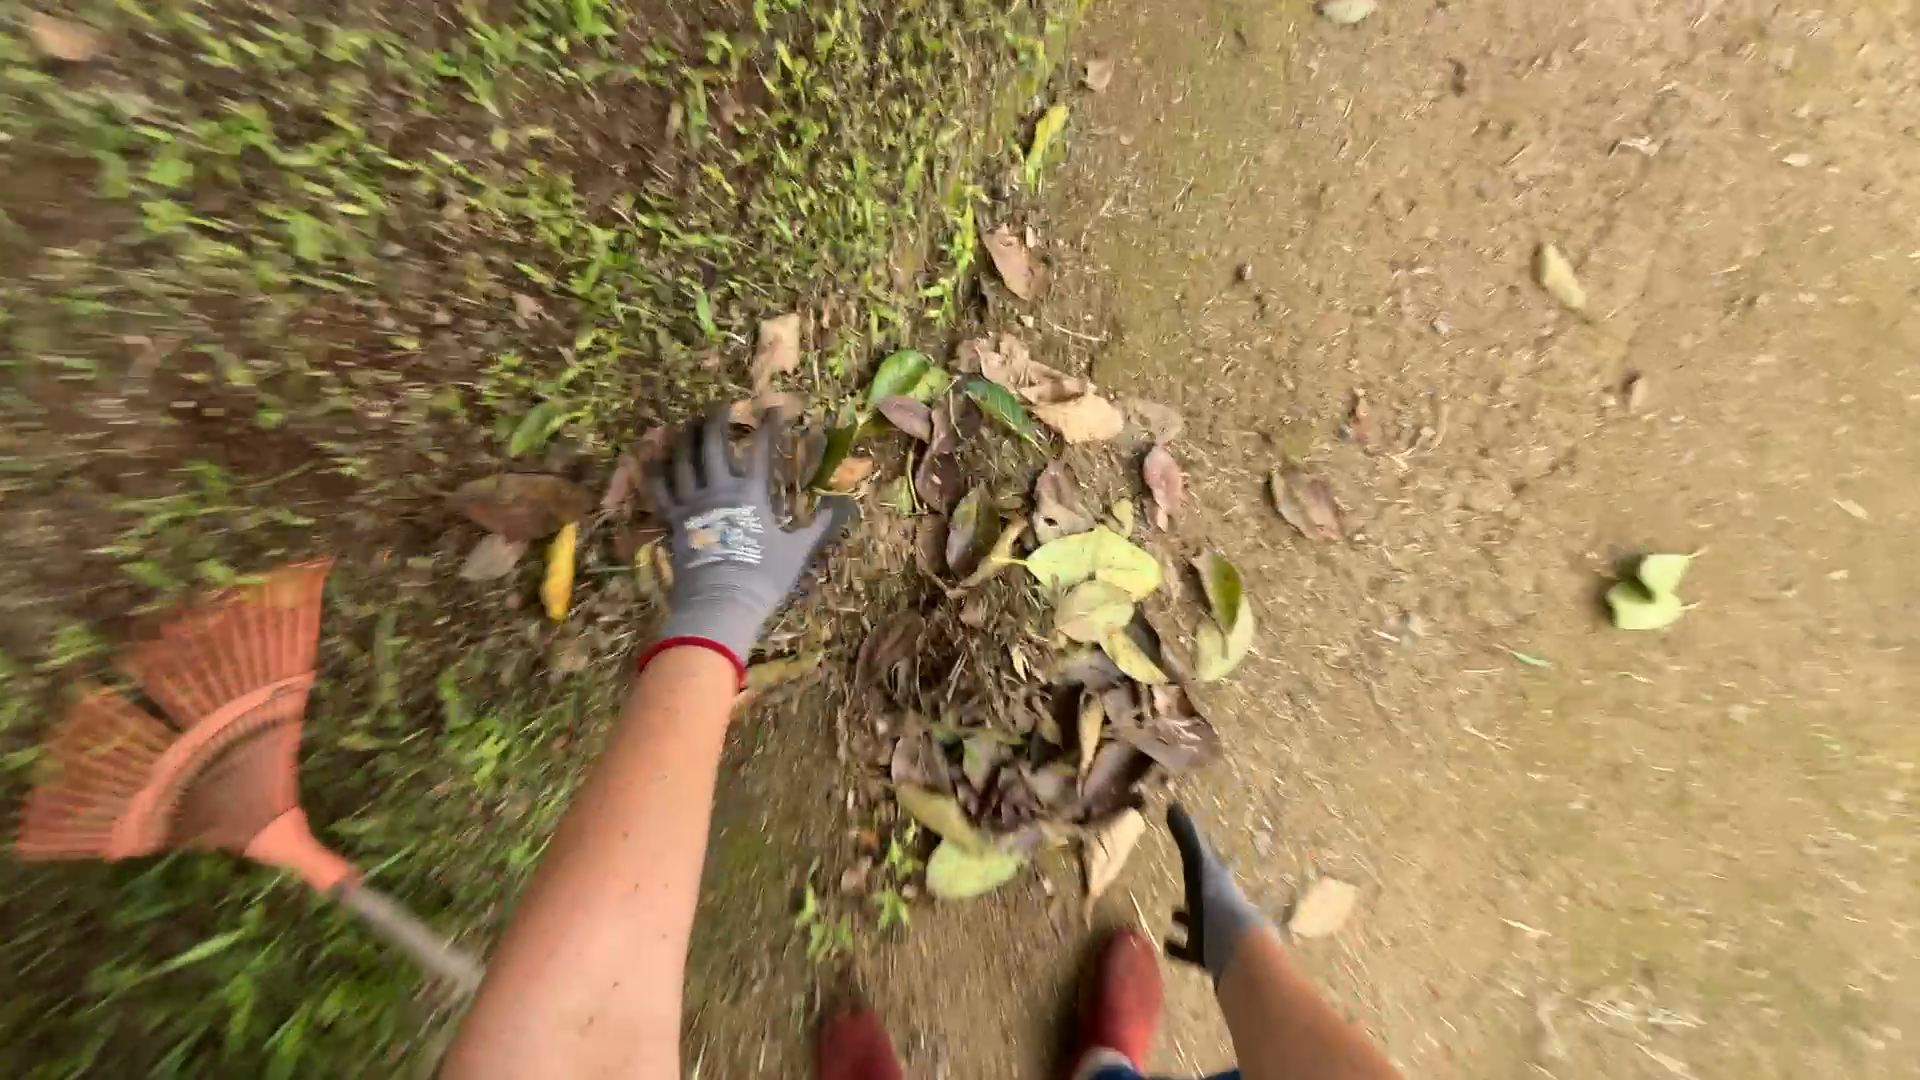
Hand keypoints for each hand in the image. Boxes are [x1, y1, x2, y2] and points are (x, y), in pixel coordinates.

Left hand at [644, 406, 855, 678]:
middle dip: (717, 421)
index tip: (774, 407)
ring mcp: (693, 504)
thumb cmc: (763, 577)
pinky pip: (660, 490)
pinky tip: (651, 456)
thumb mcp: (797, 552)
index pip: (762, 451)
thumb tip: (838, 506)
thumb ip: (816, 526)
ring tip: (688, 424)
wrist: (721, 602)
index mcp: (752, 494)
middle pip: (714, 445)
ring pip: (684, 460)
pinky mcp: (674, 521)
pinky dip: (655, 471)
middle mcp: (720, 490)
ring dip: (686, 438)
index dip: (769, 426)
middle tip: (720, 406)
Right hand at [1166, 803, 1275, 982]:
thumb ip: (1187, 838)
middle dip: (1198, 894)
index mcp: (1222, 886)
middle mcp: (1223, 909)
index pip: (1215, 867)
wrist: (1240, 957)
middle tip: (1186, 890)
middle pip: (1210, 898)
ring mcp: (1218, 936)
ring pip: (1201, 925)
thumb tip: (1172, 805)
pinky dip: (1178, 947)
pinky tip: (1166, 944)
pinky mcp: (1210, 960)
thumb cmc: (1220, 906)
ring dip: (1188, 921)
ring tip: (1172, 916)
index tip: (1203, 853)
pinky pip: (1190, 952)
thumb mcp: (1200, 867)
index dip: (1208, 859)